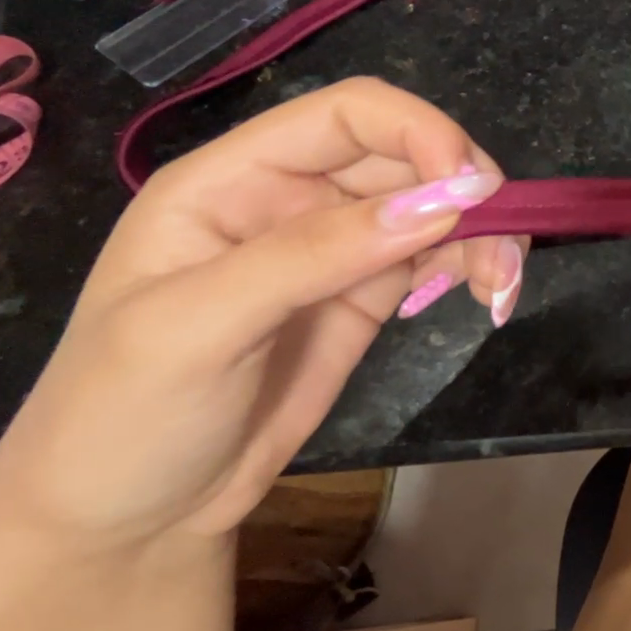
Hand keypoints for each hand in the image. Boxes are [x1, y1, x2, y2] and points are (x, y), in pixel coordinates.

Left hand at [0, 78, 524, 630]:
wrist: (136, 516)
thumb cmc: (125, 415)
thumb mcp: (197, 328)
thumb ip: (315, 255)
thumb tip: (443, 205)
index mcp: (234, 179)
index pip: (348, 115)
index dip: (420, 131)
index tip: (471, 188)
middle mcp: (297, 197)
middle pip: (412, 156)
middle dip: (470, 192)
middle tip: (505, 247)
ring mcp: (341, 244)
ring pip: (442, 204)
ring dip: (489, 234)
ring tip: (503, 287)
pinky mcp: (376, 287)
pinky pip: (447, 252)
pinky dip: (483, 265)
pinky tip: (493, 298)